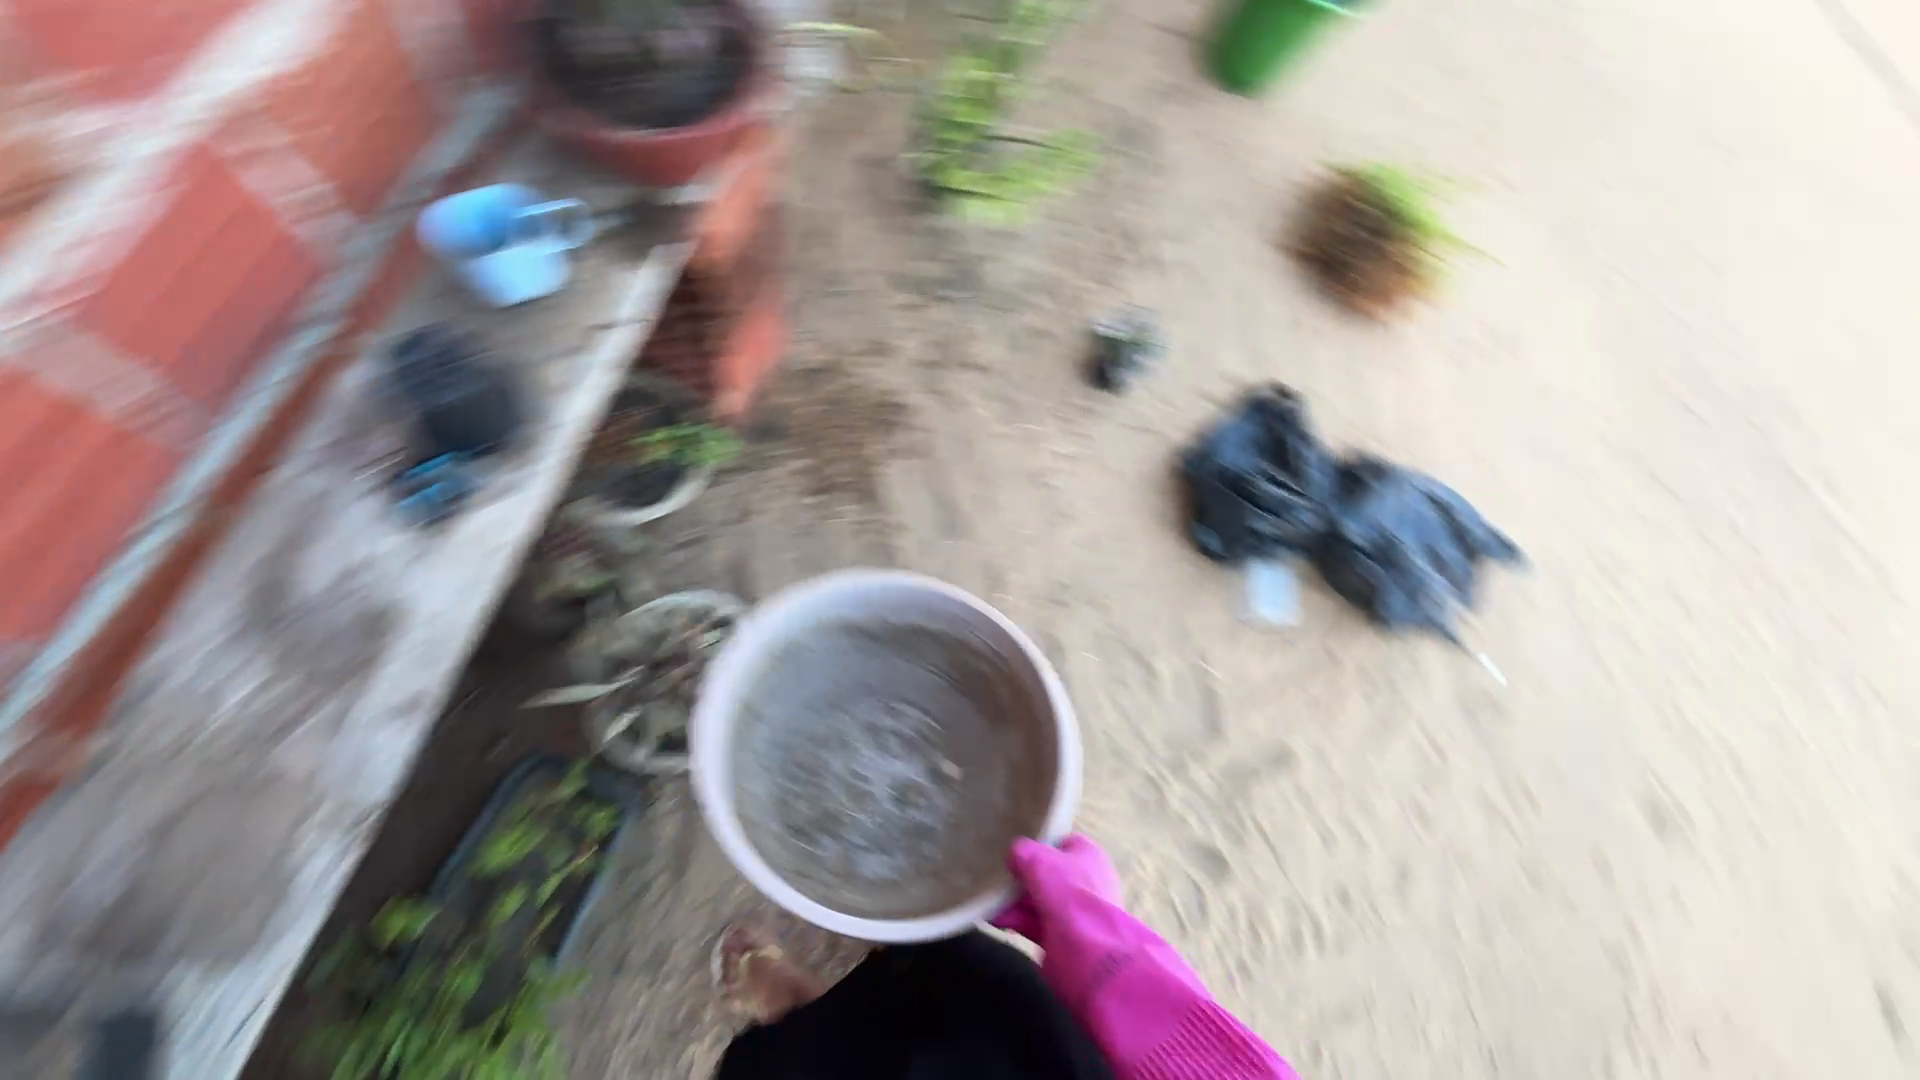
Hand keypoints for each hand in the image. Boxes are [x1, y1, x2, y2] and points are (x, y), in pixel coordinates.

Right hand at [991, 834, 1121, 945]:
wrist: (1087, 950)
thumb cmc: (1067, 892)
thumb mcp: (1038, 859)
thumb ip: (1021, 851)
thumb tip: (1014, 857)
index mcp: (1088, 855)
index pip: (1061, 843)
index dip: (1039, 844)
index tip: (1016, 851)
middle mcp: (1085, 881)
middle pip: (1047, 873)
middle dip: (1021, 877)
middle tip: (999, 877)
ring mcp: (1075, 911)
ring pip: (1038, 898)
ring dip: (1014, 900)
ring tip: (991, 901)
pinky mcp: (1063, 937)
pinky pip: (1035, 922)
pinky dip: (1016, 919)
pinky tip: (995, 918)